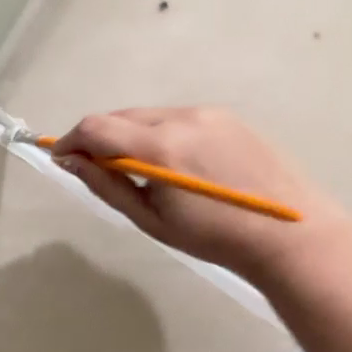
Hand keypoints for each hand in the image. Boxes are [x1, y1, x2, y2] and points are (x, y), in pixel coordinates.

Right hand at [51, 107, 351, 281]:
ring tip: (137, 170)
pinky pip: (175, 117)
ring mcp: (207, 114)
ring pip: (146, 115)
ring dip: (128, 135)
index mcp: (159, 147)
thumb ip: (106, 185)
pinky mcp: (227, 117)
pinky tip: (171, 163)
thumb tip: (71, 161)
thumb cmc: (213, 237)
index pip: (95, 127)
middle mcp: (181, 119)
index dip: (70, 140)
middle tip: (95, 168)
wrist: (291, 233)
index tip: (61, 159)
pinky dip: (157, 133)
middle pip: (119, 116)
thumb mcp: (149, 219)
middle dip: (97, 138)